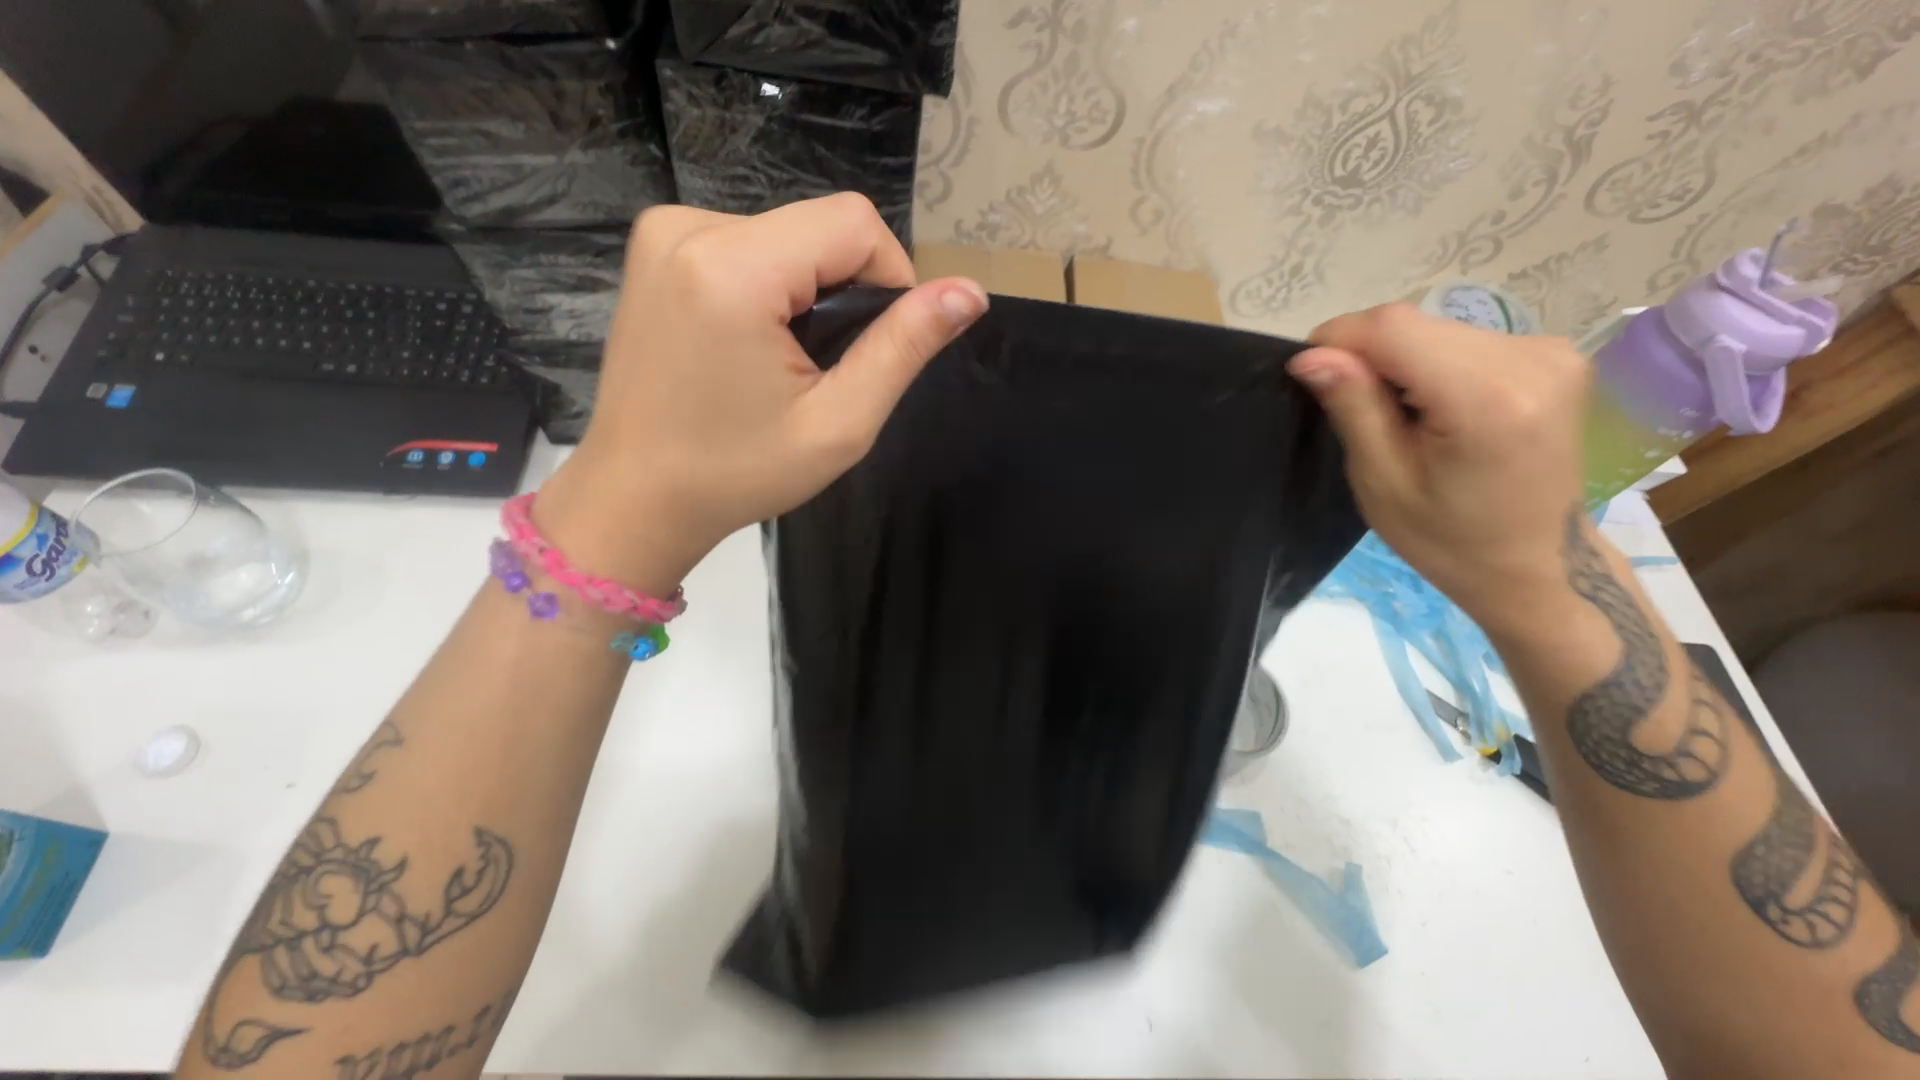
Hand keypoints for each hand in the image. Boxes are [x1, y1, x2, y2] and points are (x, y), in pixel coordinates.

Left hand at [534, 194, 988, 594]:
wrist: (635, 496)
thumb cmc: (738, 473)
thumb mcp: (839, 423)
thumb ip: (905, 347)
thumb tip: (972, 290)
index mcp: (733, 268)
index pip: (856, 223)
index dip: (888, 279)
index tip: (868, 349)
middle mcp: (689, 228)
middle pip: (820, 226)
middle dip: (842, 289)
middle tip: (818, 366)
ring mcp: (664, 232)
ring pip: (788, 233)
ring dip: (805, 288)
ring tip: (779, 361)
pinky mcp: (654, 245)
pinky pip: (747, 240)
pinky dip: (769, 283)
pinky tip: (748, 343)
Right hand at [1288, 303, 1590, 632]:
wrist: (1538, 564)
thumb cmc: (1450, 539)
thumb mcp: (1383, 481)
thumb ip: (1353, 406)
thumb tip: (1311, 355)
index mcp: (1486, 398)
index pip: (1393, 327)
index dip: (1340, 338)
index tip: (1311, 374)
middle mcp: (1529, 359)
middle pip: (1415, 324)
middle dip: (1369, 353)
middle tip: (1352, 406)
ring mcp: (1549, 352)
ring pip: (1437, 327)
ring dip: (1400, 358)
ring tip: (1396, 414)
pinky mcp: (1553, 354)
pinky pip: (1465, 338)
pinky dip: (1433, 362)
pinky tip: (1433, 406)